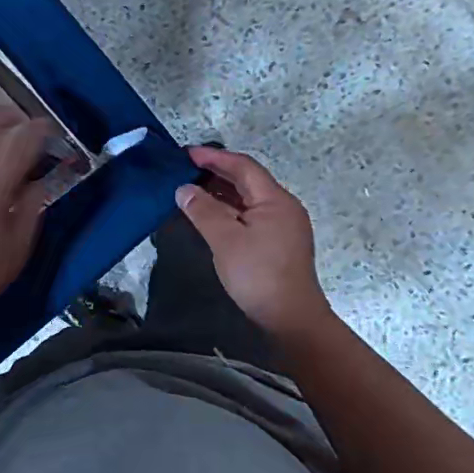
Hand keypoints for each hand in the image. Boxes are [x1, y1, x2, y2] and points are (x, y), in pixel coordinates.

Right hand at [175, 146, 333, 339]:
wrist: (290, 318)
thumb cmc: (258, 275)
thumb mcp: (225, 240)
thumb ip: (203, 211)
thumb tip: (183, 189)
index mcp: (275, 200)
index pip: (243, 167)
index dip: (214, 158)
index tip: (186, 154)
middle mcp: (282, 207)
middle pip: (247, 180)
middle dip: (216, 172)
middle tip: (184, 169)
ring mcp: (281, 225)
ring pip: (247, 198)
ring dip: (219, 191)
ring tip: (190, 188)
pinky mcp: (276, 242)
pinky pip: (248, 214)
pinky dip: (227, 209)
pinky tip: (208, 214)